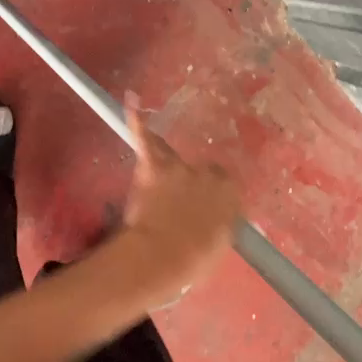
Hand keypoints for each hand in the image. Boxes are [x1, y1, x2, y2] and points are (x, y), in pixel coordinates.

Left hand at [113, 92, 241, 308]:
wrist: (160, 258)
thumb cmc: (193, 261)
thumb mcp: (218, 247)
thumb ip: (220, 226)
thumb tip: (217, 221)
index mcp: (230, 195)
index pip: (225, 187)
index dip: (210, 199)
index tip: (202, 212)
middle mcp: (208, 175)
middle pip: (201, 172)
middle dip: (191, 187)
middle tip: (178, 210)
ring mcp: (179, 167)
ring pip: (173, 157)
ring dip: (168, 169)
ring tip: (158, 189)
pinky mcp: (152, 165)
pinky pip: (144, 137)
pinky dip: (136, 118)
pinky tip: (132, 100)